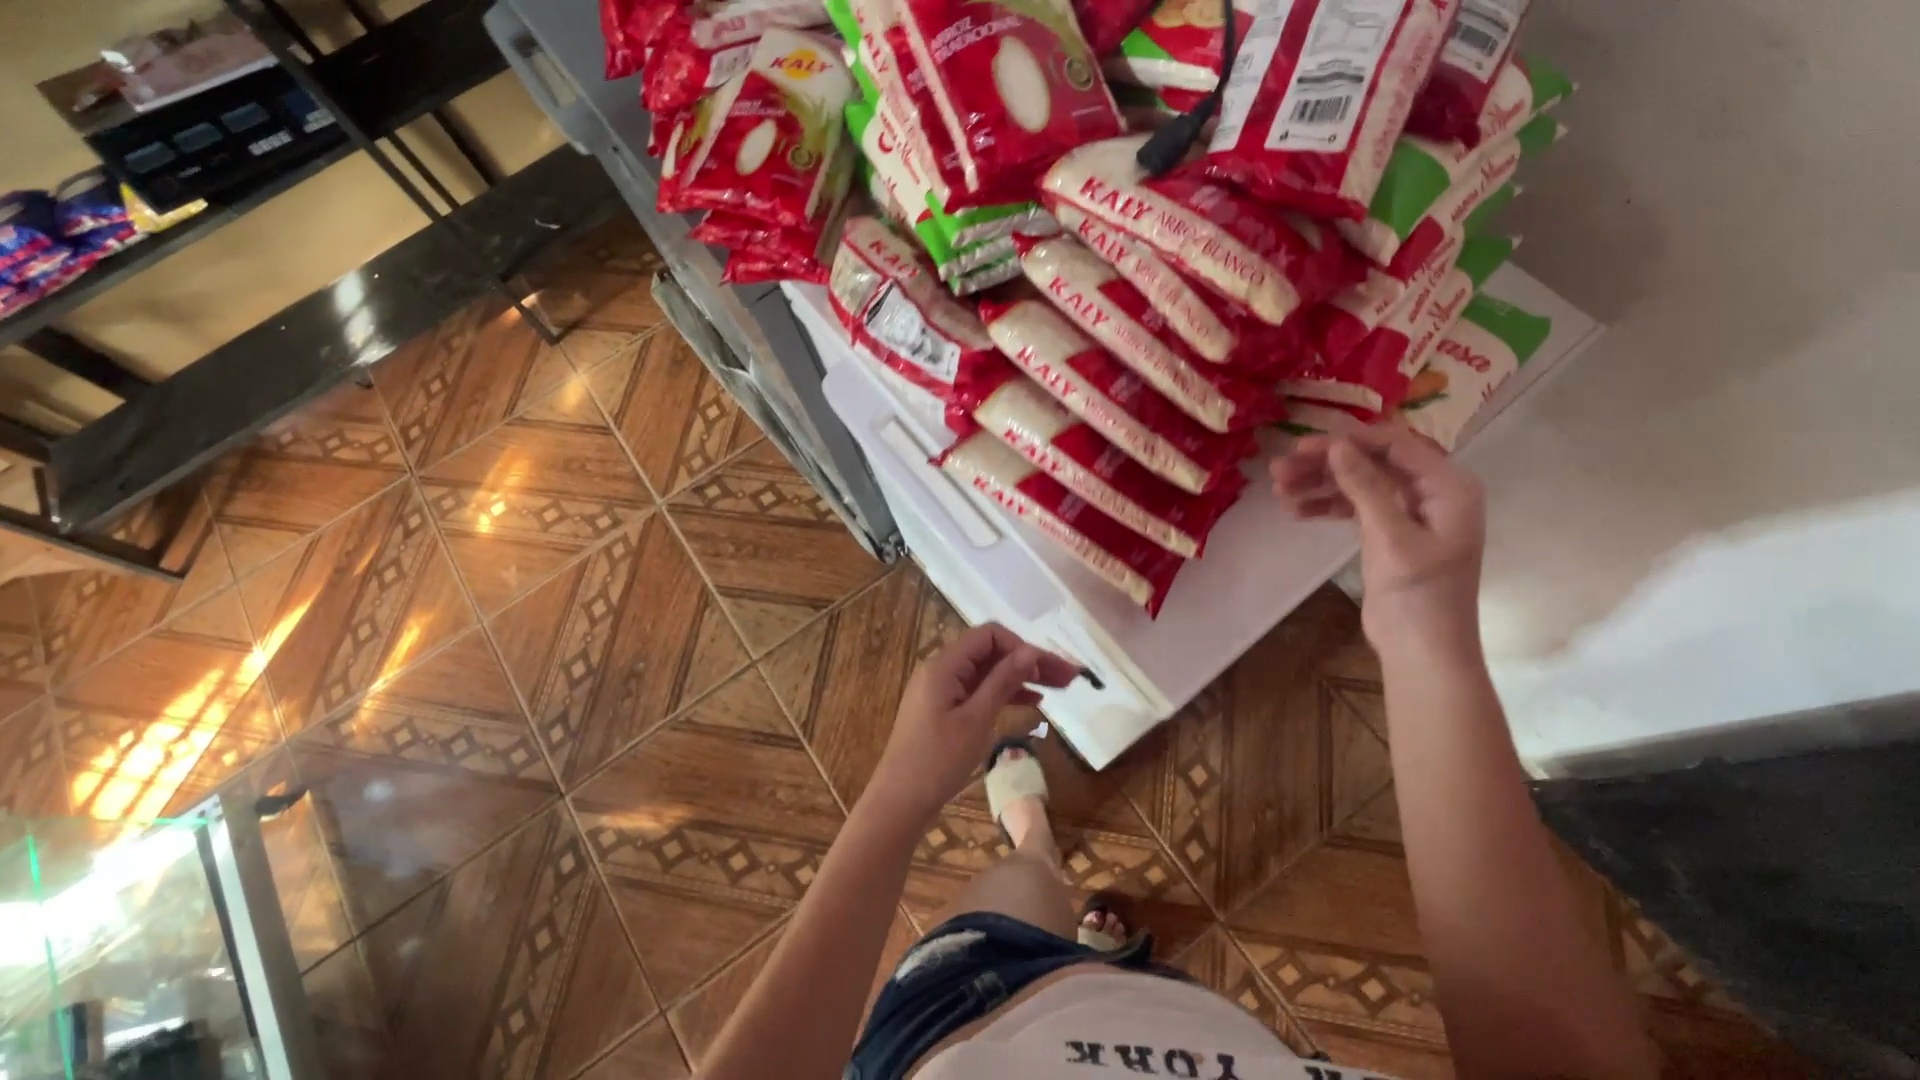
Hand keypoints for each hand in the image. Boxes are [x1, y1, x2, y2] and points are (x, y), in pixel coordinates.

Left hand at [866, 624, 1078, 823]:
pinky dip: (1004, 693)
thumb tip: (1030, 651)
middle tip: (1069, 678)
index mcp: (944, 665)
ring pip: (987, 672)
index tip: (1050, 669)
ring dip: (1021, 677)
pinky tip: (1032, 700)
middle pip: (991, 653)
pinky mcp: (943, 710)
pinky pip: (978, 691)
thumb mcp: (977, 720)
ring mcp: (941, 690)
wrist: (899, 801)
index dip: (1023, 646)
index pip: (990, 636)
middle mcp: (941, 670)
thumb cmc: (938, 761)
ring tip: (1060, 689)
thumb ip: (1003, 682)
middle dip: (1029, 661)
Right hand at [1271, 426, 1486, 657]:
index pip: (1396, 445)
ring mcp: (1411, 513)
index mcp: (1449, 486)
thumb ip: (1365, 487)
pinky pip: (1356, 508)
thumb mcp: (1391, 537)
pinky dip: (1327, 507)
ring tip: (1278, 491)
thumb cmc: (1419, 595)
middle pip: (1373, 463)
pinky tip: (1295, 511)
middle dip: (1326, 465)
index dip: (1349, 440)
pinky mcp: (1391, 534)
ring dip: (1320, 485)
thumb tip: (1337, 444)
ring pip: (1359, 485)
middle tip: (1279, 468)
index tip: (1303, 445)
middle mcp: (1433, 492)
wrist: (1423, 652)